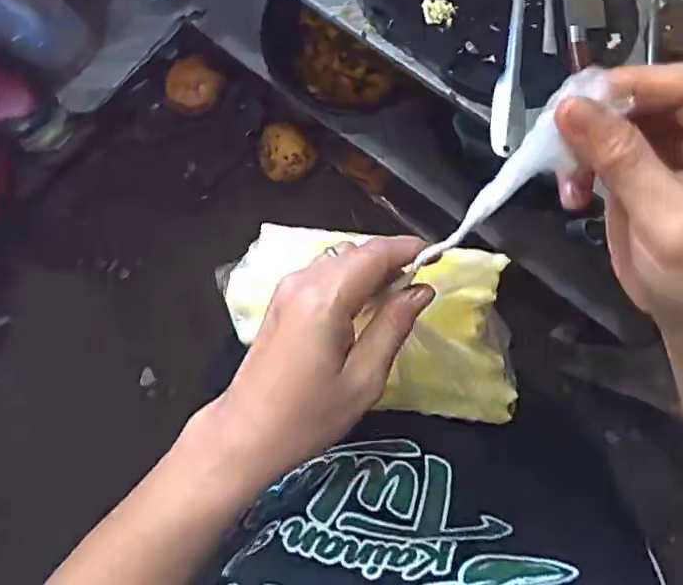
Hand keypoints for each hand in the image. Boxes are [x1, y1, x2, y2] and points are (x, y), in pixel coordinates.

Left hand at [193, 236, 433, 487]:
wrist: (246, 433)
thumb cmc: (307, 416)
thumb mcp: (363, 379)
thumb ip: (393, 326)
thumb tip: (421, 291)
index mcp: (325, 298)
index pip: (374, 253)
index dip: (408, 248)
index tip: (437, 256)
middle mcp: (304, 280)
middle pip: (358, 250)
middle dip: (392, 259)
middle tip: (419, 284)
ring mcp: (289, 285)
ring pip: (341, 257)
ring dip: (370, 267)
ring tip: (395, 295)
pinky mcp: (283, 295)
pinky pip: (325, 270)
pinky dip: (350, 276)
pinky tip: (363, 304)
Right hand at [556, 64, 682, 361]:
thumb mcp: (671, 225)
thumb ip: (623, 160)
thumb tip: (567, 105)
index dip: (626, 88)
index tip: (570, 106)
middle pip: (647, 96)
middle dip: (597, 119)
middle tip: (555, 144)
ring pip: (619, 115)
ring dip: (583, 143)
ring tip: (565, 182)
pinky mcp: (656, 163)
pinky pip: (608, 141)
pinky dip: (583, 160)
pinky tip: (573, 191)